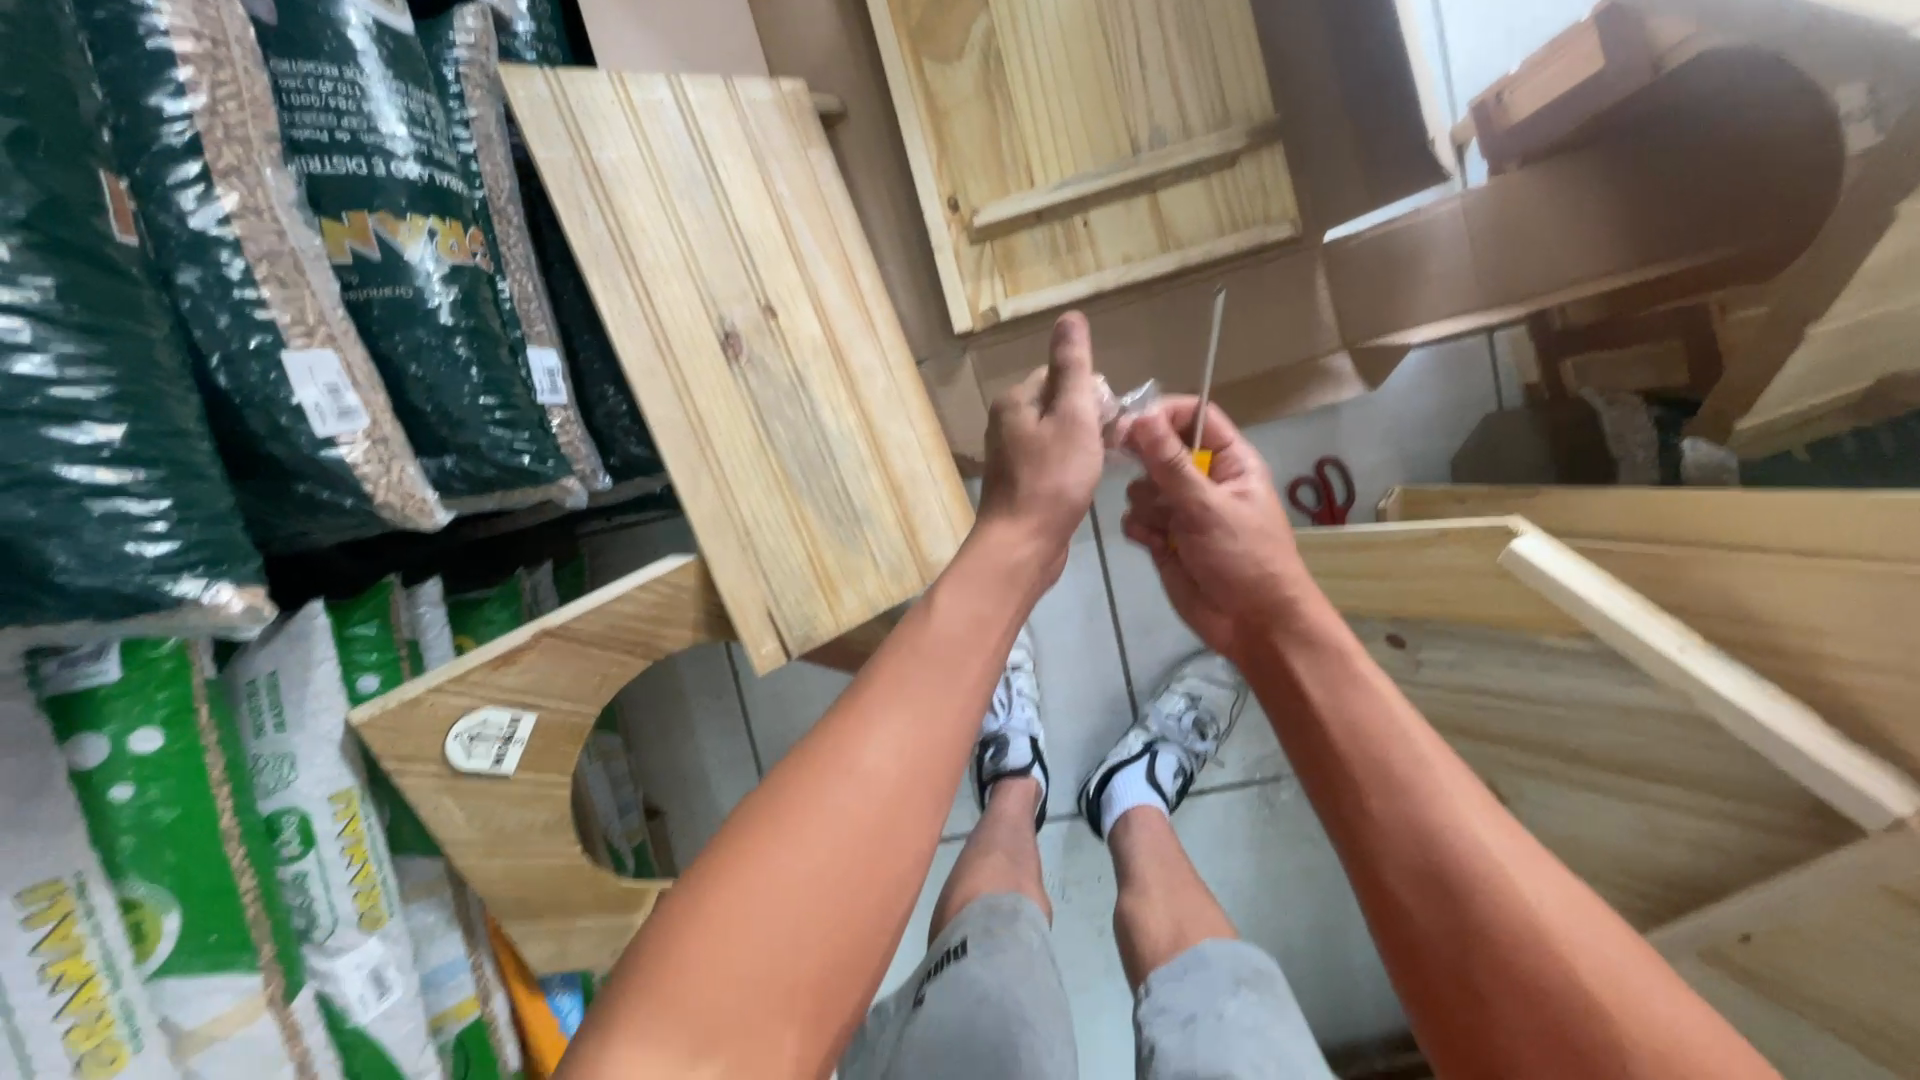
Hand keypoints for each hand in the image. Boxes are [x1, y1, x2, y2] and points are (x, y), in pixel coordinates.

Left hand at [976, 312, 1105, 583]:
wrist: (1024, 545)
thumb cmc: (1053, 479)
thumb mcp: (1072, 416)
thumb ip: (1073, 367)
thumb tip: (1070, 316)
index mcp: (1015, 400)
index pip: (1060, 374)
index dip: (1091, 393)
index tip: (1107, 421)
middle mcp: (1006, 422)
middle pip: (1060, 403)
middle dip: (1089, 419)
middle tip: (1105, 446)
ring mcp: (1011, 455)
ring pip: (1059, 434)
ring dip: (1084, 445)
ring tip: (1098, 466)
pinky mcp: (1021, 482)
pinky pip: (1053, 460)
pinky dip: (1071, 467)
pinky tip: (1083, 484)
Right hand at [1120, 397, 1315, 660]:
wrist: (1252, 624)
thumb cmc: (1245, 557)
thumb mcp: (1209, 506)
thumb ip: (1172, 463)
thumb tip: (1141, 417)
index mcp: (1229, 461)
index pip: (1194, 416)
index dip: (1162, 414)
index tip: (1131, 425)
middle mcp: (1203, 480)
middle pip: (1160, 449)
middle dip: (1143, 459)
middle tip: (1123, 462)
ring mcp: (1182, 511)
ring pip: (1143, 486)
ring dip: (1143, 501)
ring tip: (1160, 523)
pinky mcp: (1164, 540)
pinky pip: (1137, 519)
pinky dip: (1138, 527)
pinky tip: (1151, 542)